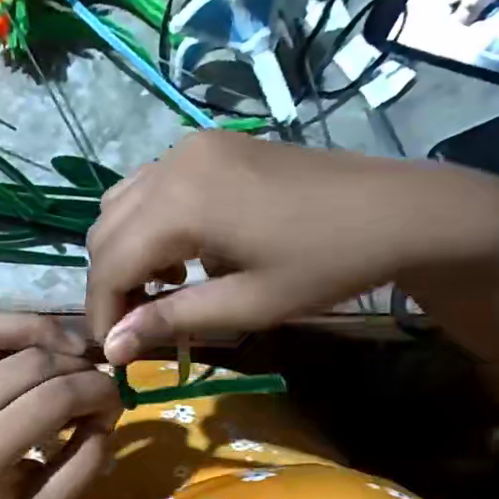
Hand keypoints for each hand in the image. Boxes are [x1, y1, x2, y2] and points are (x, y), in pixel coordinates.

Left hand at [0, 314, 123, 498]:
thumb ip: (87, 460)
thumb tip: (107, 409)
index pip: (53, 397)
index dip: (97, 391)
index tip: (117, 403)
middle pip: (31, 361)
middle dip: (79, 367)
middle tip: (100, 387)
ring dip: (43, 334)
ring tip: (74, 352)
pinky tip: (24, 328)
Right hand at [86, 131, 498, 362]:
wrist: (395, 210)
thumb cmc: (325, 264)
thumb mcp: (247, 304)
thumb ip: (172, 321)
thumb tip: (111, 348)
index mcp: (181, 201)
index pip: (111, 262)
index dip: (103, 311)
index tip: (112, 353)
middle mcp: (173, 162)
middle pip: (106, 230)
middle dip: (110, 284)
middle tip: (136, 328)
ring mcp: (192, 147)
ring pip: (122, 204)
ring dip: (127, 252)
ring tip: (161, 292)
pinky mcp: (210, 146)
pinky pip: (152, 186)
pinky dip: (149, 225)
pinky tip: (184, 255)